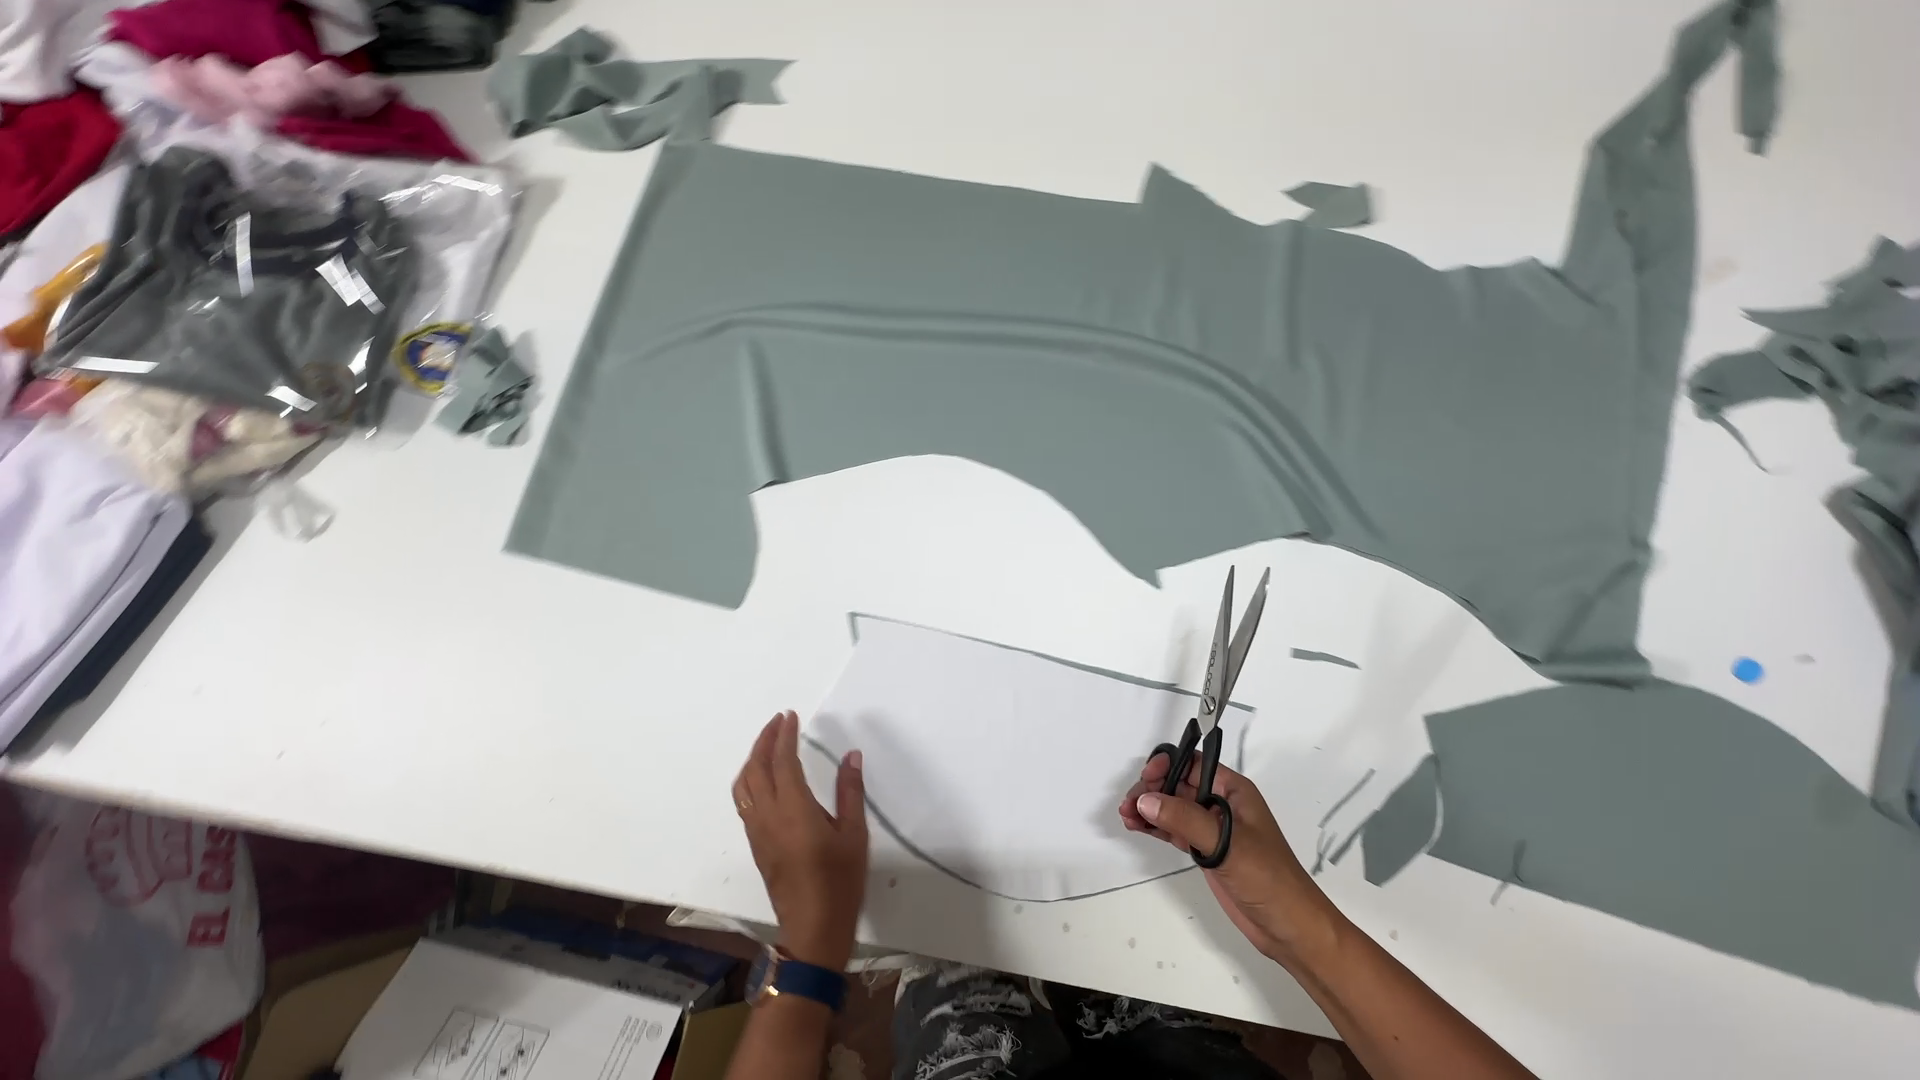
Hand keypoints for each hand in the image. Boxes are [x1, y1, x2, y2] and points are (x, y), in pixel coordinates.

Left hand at [733, 710, 868, 969]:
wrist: (813, 927)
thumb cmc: (840, 881)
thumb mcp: (854, 834)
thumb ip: (850, 791)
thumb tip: (851, 756)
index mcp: (794, 809)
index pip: (783, 762)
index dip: (784, 736)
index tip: (790, 716)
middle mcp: (768, 815)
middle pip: (756, 768)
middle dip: (764, 741)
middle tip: (779, 722)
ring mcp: (757, 831)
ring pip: (744, 785)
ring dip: (752, 759)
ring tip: (768, 744)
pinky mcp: (756, 844)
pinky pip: (744, 801)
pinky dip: (749, 779)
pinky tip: (763, 779)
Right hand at [1118, 754, 1334, 962]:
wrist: (1289, 928)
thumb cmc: (1268, 878)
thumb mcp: (1227, 843)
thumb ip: (1185, 819)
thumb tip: (1146, 799)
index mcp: (1233, 791)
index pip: (1193, 764)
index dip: (1168, 765)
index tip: (1146, 778)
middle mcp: (1220, 804)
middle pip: (1178, 784)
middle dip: (1151, 789)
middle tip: (1129, 805)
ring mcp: (1212, 828)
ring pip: (1172, 807)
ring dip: (1148, 808)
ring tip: (1126, 817)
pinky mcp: (1205, 851)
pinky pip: (1173, 830)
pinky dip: (1154, 827)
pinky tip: (1137, 827)